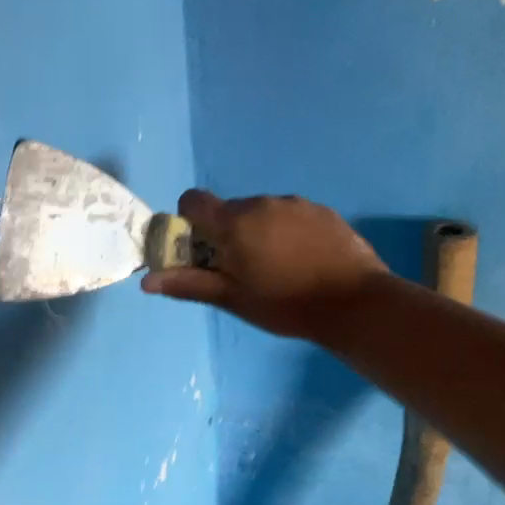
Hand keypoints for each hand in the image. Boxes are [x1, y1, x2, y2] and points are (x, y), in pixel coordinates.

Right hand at [142, 190, 388, 338]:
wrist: (358, 305)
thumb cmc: (286, 303)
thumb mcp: (232, 298)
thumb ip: (189, 284)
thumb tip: (146, 282)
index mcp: (233, 222)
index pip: (193, 200)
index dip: (190, 219)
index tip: (202, 247)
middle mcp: (260, 203)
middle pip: (229, 209)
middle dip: (228, 232)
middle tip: (243, 267)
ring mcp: (295, 204)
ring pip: (262, 212)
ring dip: (260, 231)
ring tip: (279, 266)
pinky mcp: (324, 211)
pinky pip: (292, 215)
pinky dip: (289, 232)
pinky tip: (305, 260)